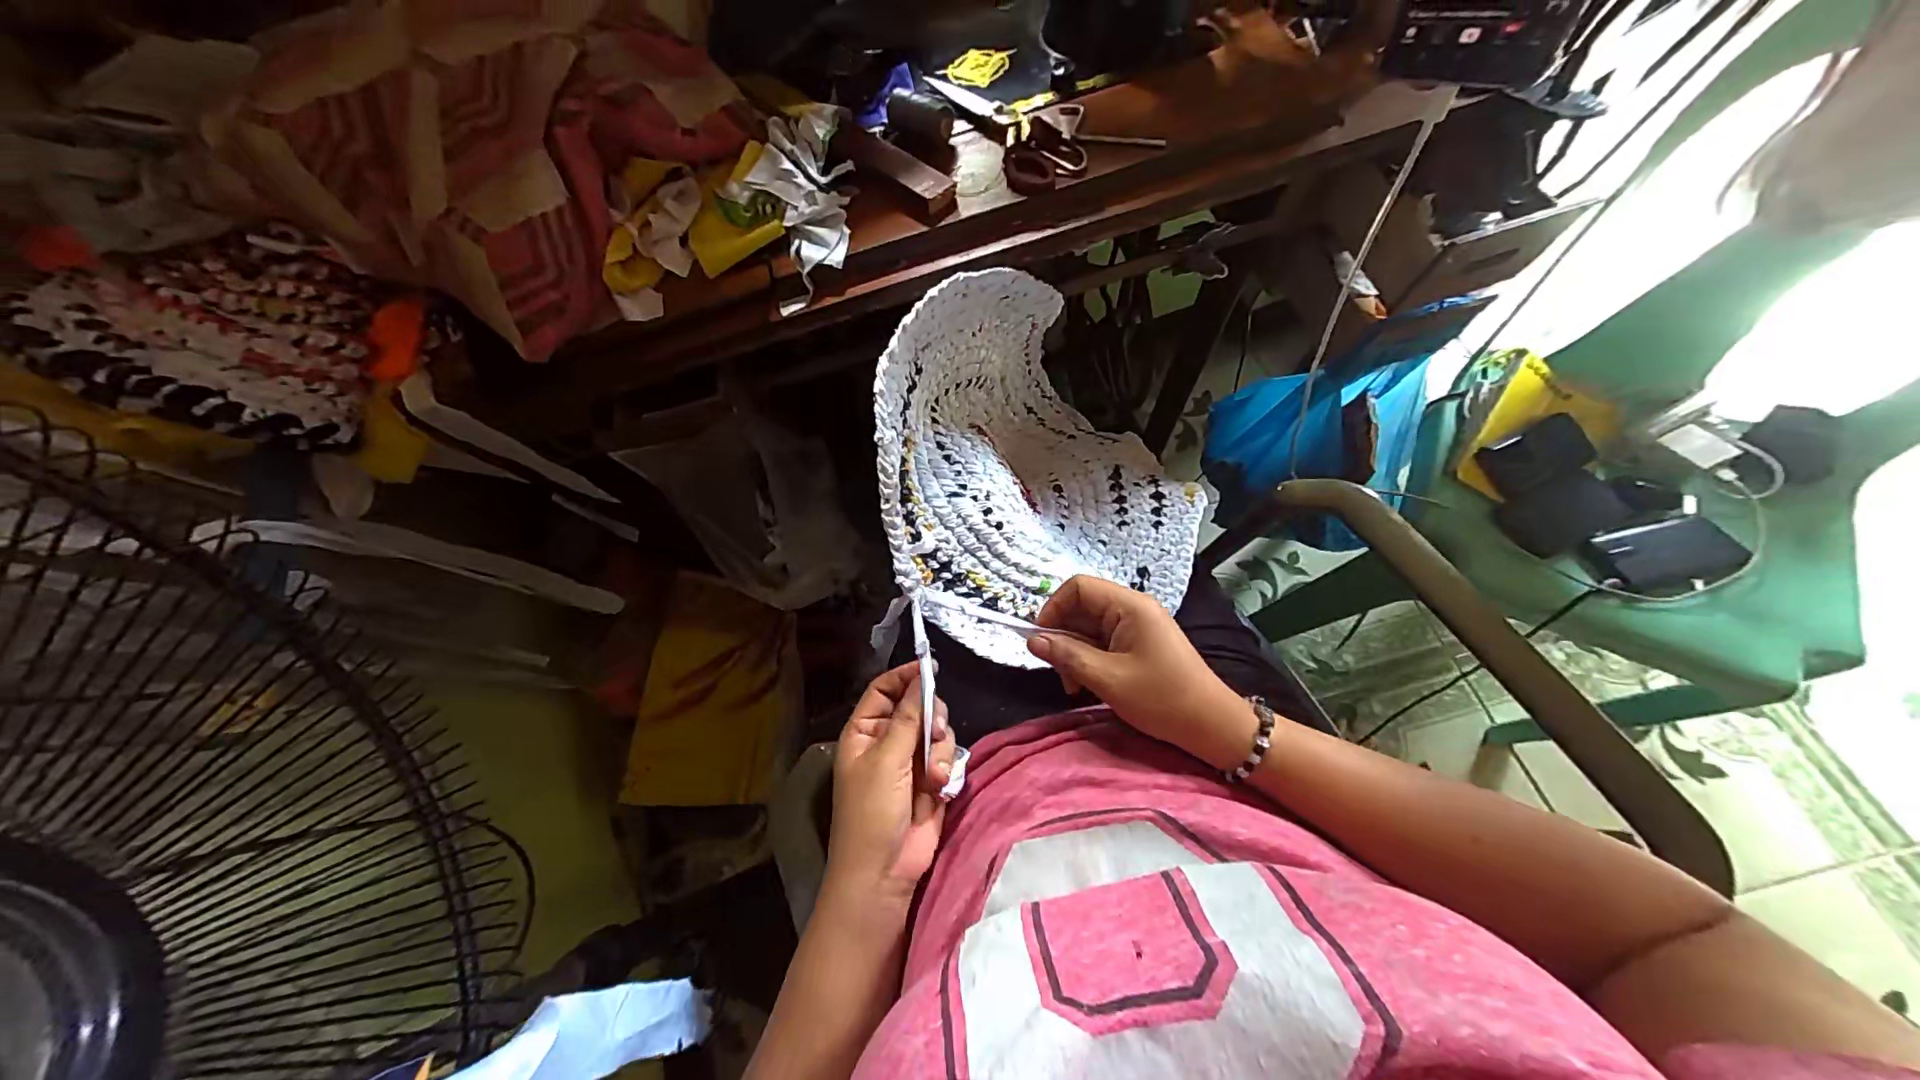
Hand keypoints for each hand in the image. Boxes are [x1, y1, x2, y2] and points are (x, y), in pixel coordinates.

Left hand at [826, 661, 956, 906]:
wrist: (884, 872)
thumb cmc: (872, 812)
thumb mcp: (886, 759)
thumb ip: (908, 717)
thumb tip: (921, 677)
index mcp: (865, 732)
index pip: (884, 690)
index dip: (906, 676)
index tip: (931, 667)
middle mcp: (888, 742)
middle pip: (919, 707)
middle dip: (932, 719)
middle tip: (934, 734)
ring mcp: (911, 762)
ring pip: (938, 733)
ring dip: (940, 751)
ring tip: (933, 777)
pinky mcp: (932, 782)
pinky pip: (948, 759)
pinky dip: (947, 770)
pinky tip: (940, 790)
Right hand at [1027, 575, 1254, 768]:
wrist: (1211, 725)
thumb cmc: (1162, 699)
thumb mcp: (1108, 679)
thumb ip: (1067, 656)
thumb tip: (1033, 641)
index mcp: (1129, 606)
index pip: (1078, 587)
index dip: (1053, 608)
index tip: (1040, 640)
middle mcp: (1132, 609)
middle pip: (1082, 608)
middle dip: (1063, 638)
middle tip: (1058, 672)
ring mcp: (1137, 627)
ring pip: (1089, 629)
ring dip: (1074, 654)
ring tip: (1073, 686)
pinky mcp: (1139, 644)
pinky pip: (1102, 643)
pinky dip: (1089, 661)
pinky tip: (1086, 685)